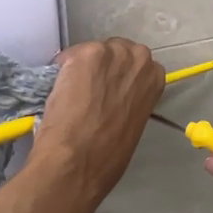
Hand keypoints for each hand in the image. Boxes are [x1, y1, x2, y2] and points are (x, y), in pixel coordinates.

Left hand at [28, 37, 164, 212]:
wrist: (78, 161)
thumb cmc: (109, 155)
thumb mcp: (134, 125)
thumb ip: (130, 102)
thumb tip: (114, 101)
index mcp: (154, 77)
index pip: (136, 64)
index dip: (119, 77)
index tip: (108, 89)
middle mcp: (138, 57)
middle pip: (116, 51)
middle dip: (103, 67)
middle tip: (88, 89)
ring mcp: (110, 53)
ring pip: (92, 52)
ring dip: (82, 68)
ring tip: (71, 93)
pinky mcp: (84, 54)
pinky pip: (68, 57)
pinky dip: (61, 71)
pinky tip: (58, 91)